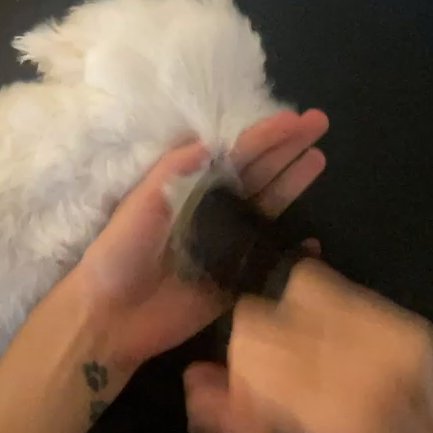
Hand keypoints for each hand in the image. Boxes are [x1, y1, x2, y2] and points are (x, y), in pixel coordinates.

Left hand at [74, 110, 328, 369]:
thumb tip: (212, 142)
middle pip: (255, 171)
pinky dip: (291, 249)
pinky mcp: (234, 277)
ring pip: (266, 204)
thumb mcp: (141, 202)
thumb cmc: (121, 250)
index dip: (262, 135)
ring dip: (291, 181)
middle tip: (319, 123)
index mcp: (187, 184)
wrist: (112, 315)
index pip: (232, 153)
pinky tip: (313, 240)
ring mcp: (225, 241)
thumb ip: (174, 171)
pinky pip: (269, 257)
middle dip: (285, 147)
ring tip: (319, 157)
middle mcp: (210, 206)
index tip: (293, 118)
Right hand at [182, 261, 432, 432]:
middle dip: (262, 342)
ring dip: (290, 324)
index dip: (239, 366)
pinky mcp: (407, 324)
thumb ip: (241, 430)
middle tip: (280, 385)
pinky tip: (332, 352)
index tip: (251, 397)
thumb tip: (195, 381)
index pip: (250, 337)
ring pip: (298, 286)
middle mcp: (369, 362)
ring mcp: (395, 337)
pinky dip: (320, 314)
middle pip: (268, 308)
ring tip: (308, 367)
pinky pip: (336, 290)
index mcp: (339, 411)